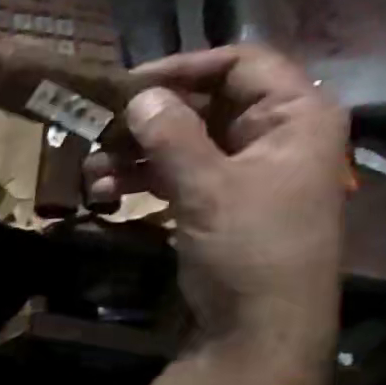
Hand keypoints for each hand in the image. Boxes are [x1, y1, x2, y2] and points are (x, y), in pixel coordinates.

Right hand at [88, 45, 349, 344]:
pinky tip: (106, 192)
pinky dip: (141, 178)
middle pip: (203, 104)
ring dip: (134, 154)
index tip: (127, 85)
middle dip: (146, 120)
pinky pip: (174, 174)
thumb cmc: (251, 245)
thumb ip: (172, 137)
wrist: (259, 320)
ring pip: (181, 142)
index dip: (184, 68)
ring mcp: (241, 170)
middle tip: (98, 133)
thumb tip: (139, 96)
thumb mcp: (209, 187)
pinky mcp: (215, 202)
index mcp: (293, 116)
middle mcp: (271, 134)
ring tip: (92, 173)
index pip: (241, 64)